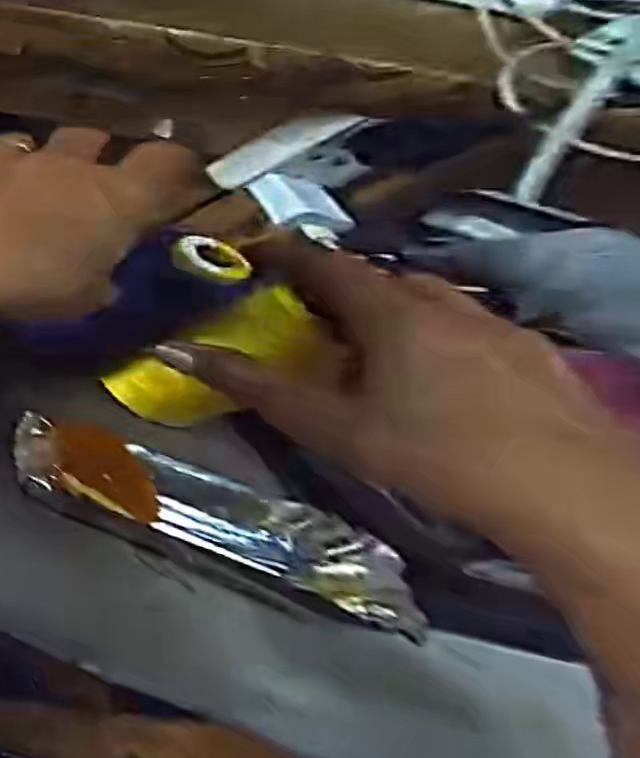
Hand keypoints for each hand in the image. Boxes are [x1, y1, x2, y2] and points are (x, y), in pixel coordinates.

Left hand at [0, 127, 203, 320]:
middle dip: (89, 154)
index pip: (165, 160)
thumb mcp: (81, 299)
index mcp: (114, 196)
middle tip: (78, 184)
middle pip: (90, 137)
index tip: (167, 177)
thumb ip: (100, 280)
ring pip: (26, 141)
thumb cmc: (29, 284)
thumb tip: (104, 279)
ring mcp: (7, 158)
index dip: (171, 165)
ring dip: (26, 161)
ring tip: (15, 188)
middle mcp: (64, 164)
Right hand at [160, 240, 639, 549]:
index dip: (285, 252)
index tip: (250, 251)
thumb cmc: (435, 454)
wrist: (586, 506)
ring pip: (435, 300)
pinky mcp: (544, 364)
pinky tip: (435, 373)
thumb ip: (247, 383)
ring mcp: (507, 334)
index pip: (328, 264)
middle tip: (305, 306)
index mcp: (393, 315)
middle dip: (340, 283)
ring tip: (365, 339)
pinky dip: (438, 333)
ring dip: (392, 306)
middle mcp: (451, 310)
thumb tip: (171, 349)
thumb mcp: (324, 423)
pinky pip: (474, 328)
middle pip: (383, 278)